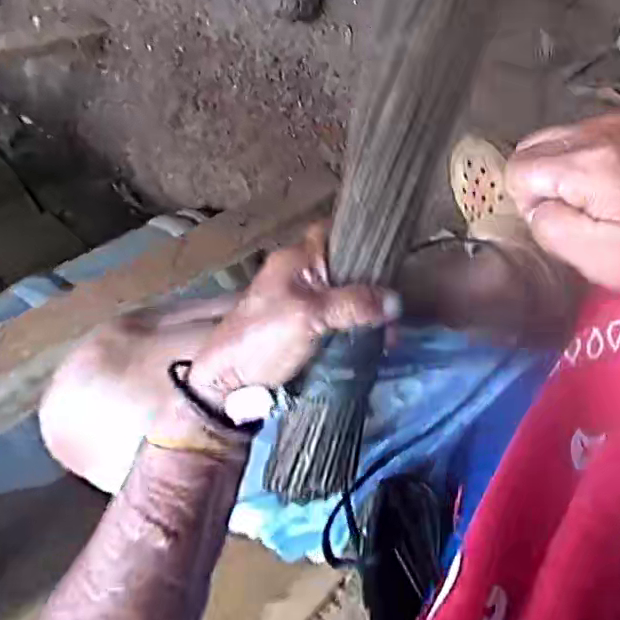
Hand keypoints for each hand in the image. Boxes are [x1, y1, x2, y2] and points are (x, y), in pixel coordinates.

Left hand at [184, 224, 391, 408]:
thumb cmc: (260, 341)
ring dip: (370, 308)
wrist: (223, 389)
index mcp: (295, 258)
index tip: (389, 248)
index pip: (333, 230)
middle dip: (375, 281)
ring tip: (388, 331)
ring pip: (349, 291)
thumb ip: (355, 303)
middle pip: (348, 263)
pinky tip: (375, 338)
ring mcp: (303, 298)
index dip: (361, 234)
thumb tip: (396, 302)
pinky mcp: (306, 324)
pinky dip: (360, 324)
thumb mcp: (310, 316)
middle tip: (396, 301)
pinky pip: (343, 314)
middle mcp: (300, 272)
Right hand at [505, 110, 619, 302]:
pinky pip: (597, 133)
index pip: (518, 169)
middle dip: (543, 182)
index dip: (529, 205)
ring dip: (569, 169)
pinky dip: (596, 157)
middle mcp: (603, 128)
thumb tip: (536, 206)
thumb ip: (554, 228)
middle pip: (536, 145)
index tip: (563, 226)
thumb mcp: (606, 262)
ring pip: (565, 137)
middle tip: (578, 216)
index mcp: (589, 162)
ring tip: (604, 203)